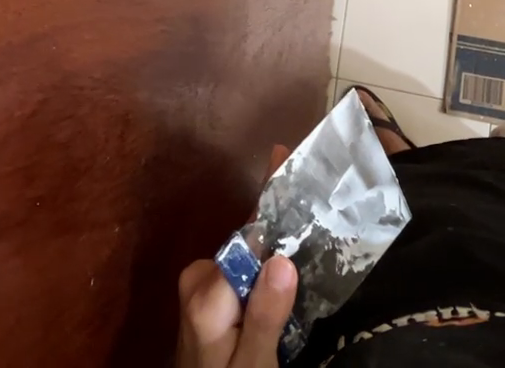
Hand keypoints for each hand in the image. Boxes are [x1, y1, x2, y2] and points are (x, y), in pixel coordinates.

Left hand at [174, 146, 298, 367]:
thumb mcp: (255, 364)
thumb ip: (266, 314)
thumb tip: (282, 258)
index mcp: (208, 293)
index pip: (249, 238)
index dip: (273, 200)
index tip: (286, 158)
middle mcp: (198, 279)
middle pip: (247, 241)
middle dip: (278, 218)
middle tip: (306, 180)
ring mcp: (198, 286)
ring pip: (245, 255)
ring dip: (273, 242)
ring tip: (304, 210)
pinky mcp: (204, 296)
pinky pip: (239, 270)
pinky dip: (261, 261)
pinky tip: (285, 253)